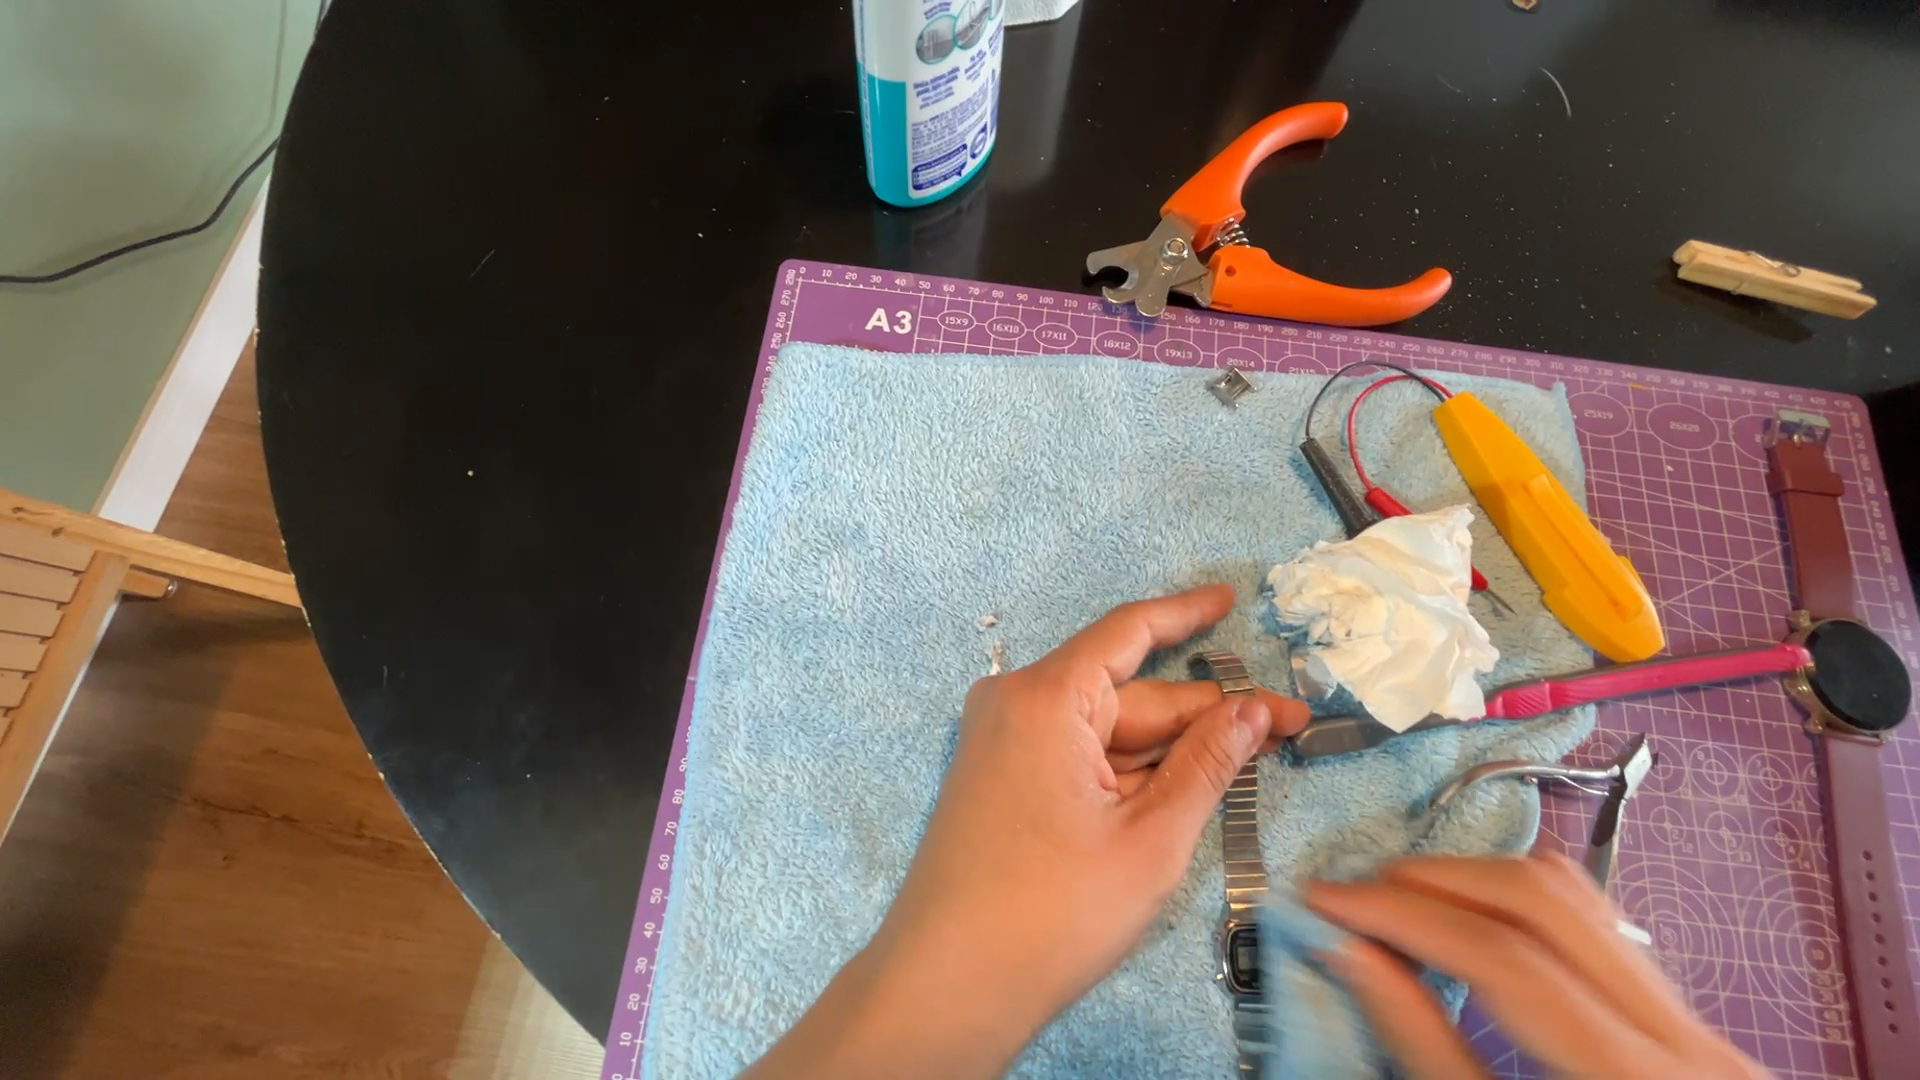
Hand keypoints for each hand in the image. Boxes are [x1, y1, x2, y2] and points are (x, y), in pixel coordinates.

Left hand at [744, 585, 1307, 1079]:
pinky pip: (1076, 751)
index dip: (1185, 613)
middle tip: (1285, 725)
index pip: (1127, 632)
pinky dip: (1127, 766)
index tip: (1229, 597)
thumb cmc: (1053, 913)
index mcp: (1045, 696)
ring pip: (1104, 727)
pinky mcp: (1000, 770)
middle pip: (1127, 692)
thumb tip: (1254, 710)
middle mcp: (1016, 700)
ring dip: (1171, 745)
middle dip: (1204, 712)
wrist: (948, 983)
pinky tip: (1182, 782)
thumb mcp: (1149, 838)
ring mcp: (1003, 736)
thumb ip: (1206, 763)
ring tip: (1248, 757)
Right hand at [1307, 853, 1772, 1079]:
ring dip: (1462, 879)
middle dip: (1427, 881)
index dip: (1398, 914)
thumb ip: (1418, 1038)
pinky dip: (1505, 893)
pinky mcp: (1675, 1008)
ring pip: (1563, 890)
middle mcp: (1686, 1037)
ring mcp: (1691, 1016)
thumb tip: (1342, 944)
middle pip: (1535, 898)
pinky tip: (1459, 912)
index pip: (1500, 955)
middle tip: (1355, 897)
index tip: (1321, 898)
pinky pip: (1584, 911)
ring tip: (1397, 903)